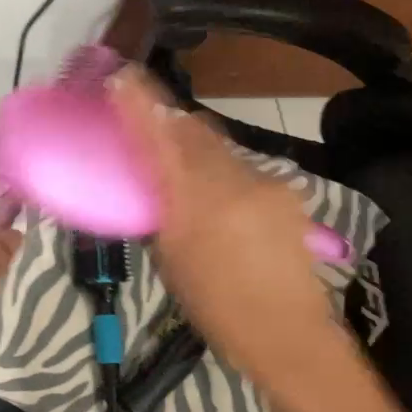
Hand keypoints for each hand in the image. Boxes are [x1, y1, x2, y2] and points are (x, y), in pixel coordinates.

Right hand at [109, 69, 405, 411]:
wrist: (290, 335)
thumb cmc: (218, 311)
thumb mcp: (172, 262)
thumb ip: (161, 212)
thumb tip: (151, 183)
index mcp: (195, 205)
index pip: (162, 139)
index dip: (142, 104)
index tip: (122, 75)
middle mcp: (232, 183)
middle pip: (194, 130)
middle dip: (167, 117)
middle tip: (144, 115)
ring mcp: (265, 184)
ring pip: (220, 147)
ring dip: (195, 143)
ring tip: (177, 157)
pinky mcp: (286, 192)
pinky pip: (243, 166)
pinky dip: (221, 168)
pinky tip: (218, 191)